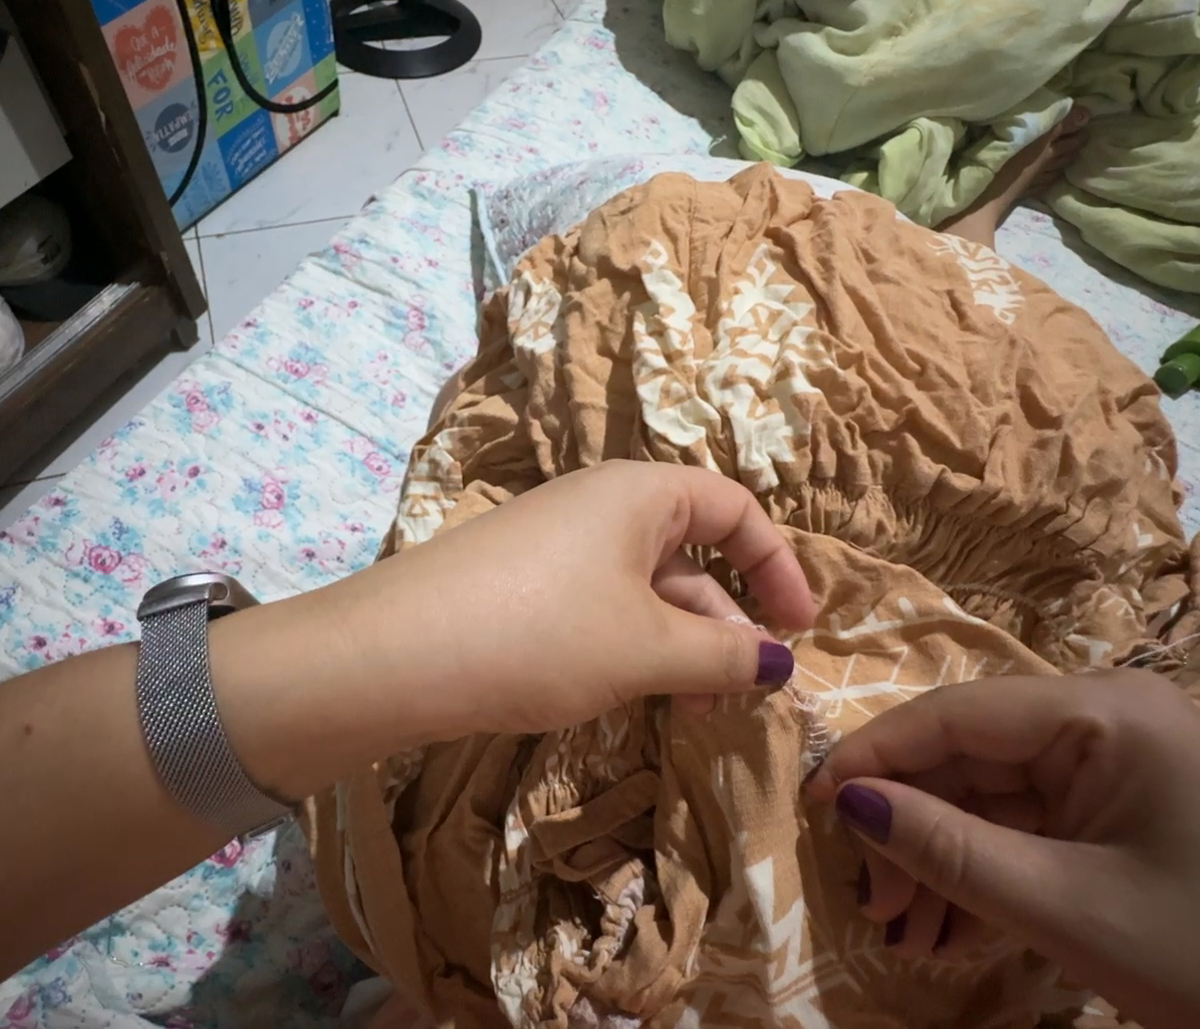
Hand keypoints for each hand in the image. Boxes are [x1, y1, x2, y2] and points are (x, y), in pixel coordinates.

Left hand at [211, 460, 816, 799]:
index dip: (778, 566)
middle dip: (725, 622)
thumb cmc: (542, 633)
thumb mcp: (648, 647)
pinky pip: (599, 604)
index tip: (802, 630)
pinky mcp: (521, 583)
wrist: (396, 654)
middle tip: (741, 691)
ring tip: (690, 707)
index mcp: (639, 492)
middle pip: (689, 552)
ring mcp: (555, 543)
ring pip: (643, 587)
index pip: (735, 509)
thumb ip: (724, 655)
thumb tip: (779, 664)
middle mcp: (598, 504)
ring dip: (679, 643)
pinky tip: (630, 693)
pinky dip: (630, 645)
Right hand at [805, 671, 1199, 1028]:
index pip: (952, 714)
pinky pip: (1020, 827)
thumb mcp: (1069, 909)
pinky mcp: (1112, 807)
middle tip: (874, 904)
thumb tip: (843, 799)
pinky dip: (981, 876)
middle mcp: (1100, 718)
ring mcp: (1108, 763)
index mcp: (1101, 711)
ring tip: (905, 933)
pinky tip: (949, 930)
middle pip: (964, 760)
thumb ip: (945, 847)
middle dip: (911, 833)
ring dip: (939, 863)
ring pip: (985, 798)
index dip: (873, 755)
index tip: (812, 801)